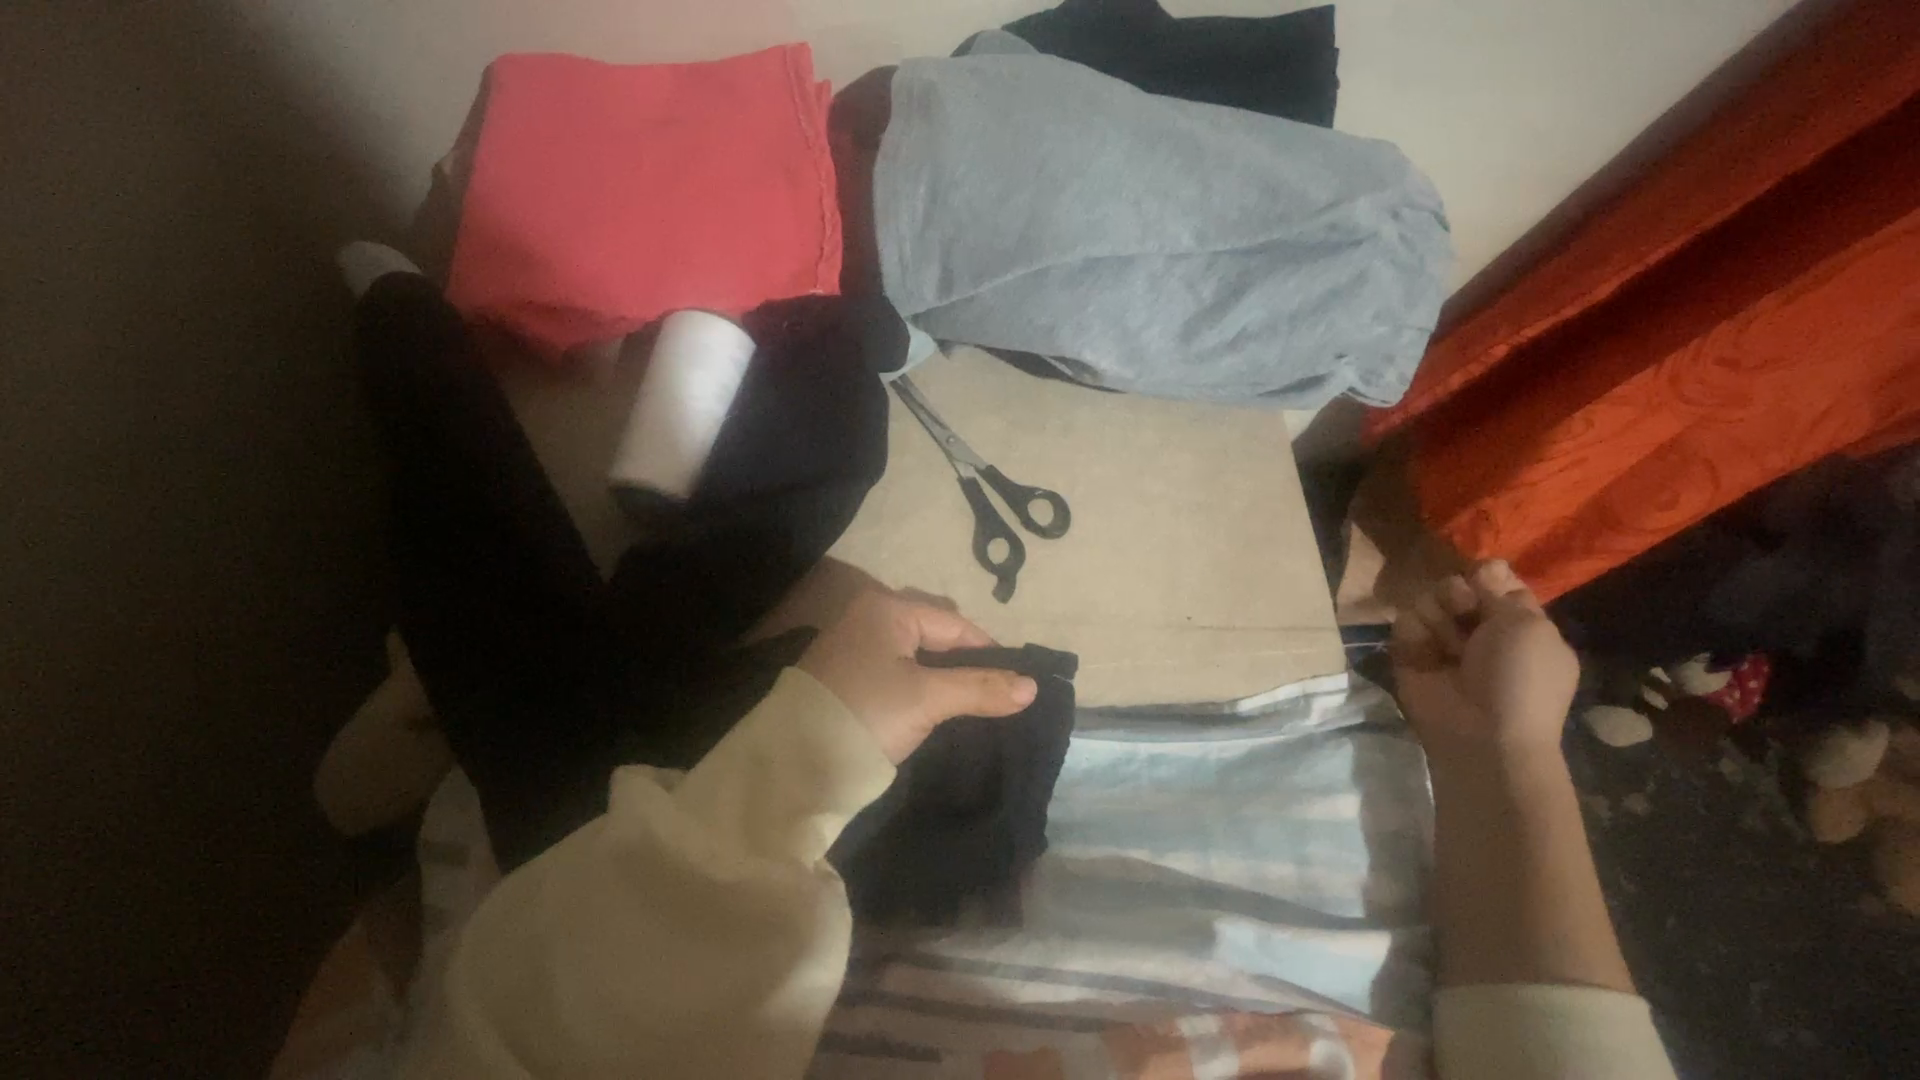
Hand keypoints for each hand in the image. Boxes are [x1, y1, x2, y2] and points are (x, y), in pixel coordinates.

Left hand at [799, 590, 1037, 763]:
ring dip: (941, 673)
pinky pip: (894, 667)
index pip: (954, 624)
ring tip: (968, 702)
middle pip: (934, 633)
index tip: (1016, 683)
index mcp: (886, 608)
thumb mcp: (928, 699)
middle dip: (964, 660)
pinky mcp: (844, 673)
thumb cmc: (867, 715)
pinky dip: (917, 682)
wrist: (794, 762)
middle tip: (992, 693)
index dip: (989, 652)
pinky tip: (933, 705)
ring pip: (914, 652)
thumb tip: (1032, 687)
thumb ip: (980, 688)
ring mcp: (852, 644)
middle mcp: (867, 615)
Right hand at [1389, 560, 1577, 755]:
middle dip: (1456, 594)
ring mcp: (1441, 643)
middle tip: (1463, 611)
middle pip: (1455, 586)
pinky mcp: (1409, 655)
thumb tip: (1486, 564)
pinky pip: (1403, 624)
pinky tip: (1424, 655)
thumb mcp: (1528, 627)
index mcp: (1517, 624)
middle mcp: (1478, 630)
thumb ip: (1502, 592)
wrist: (1483, 733)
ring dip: (1436, 618)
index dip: (1486, 576)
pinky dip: (1413, 636)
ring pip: (1426, 601)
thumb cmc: (1520, 678)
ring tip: (1446, 645)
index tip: (1481, 578)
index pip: (1495, 582)